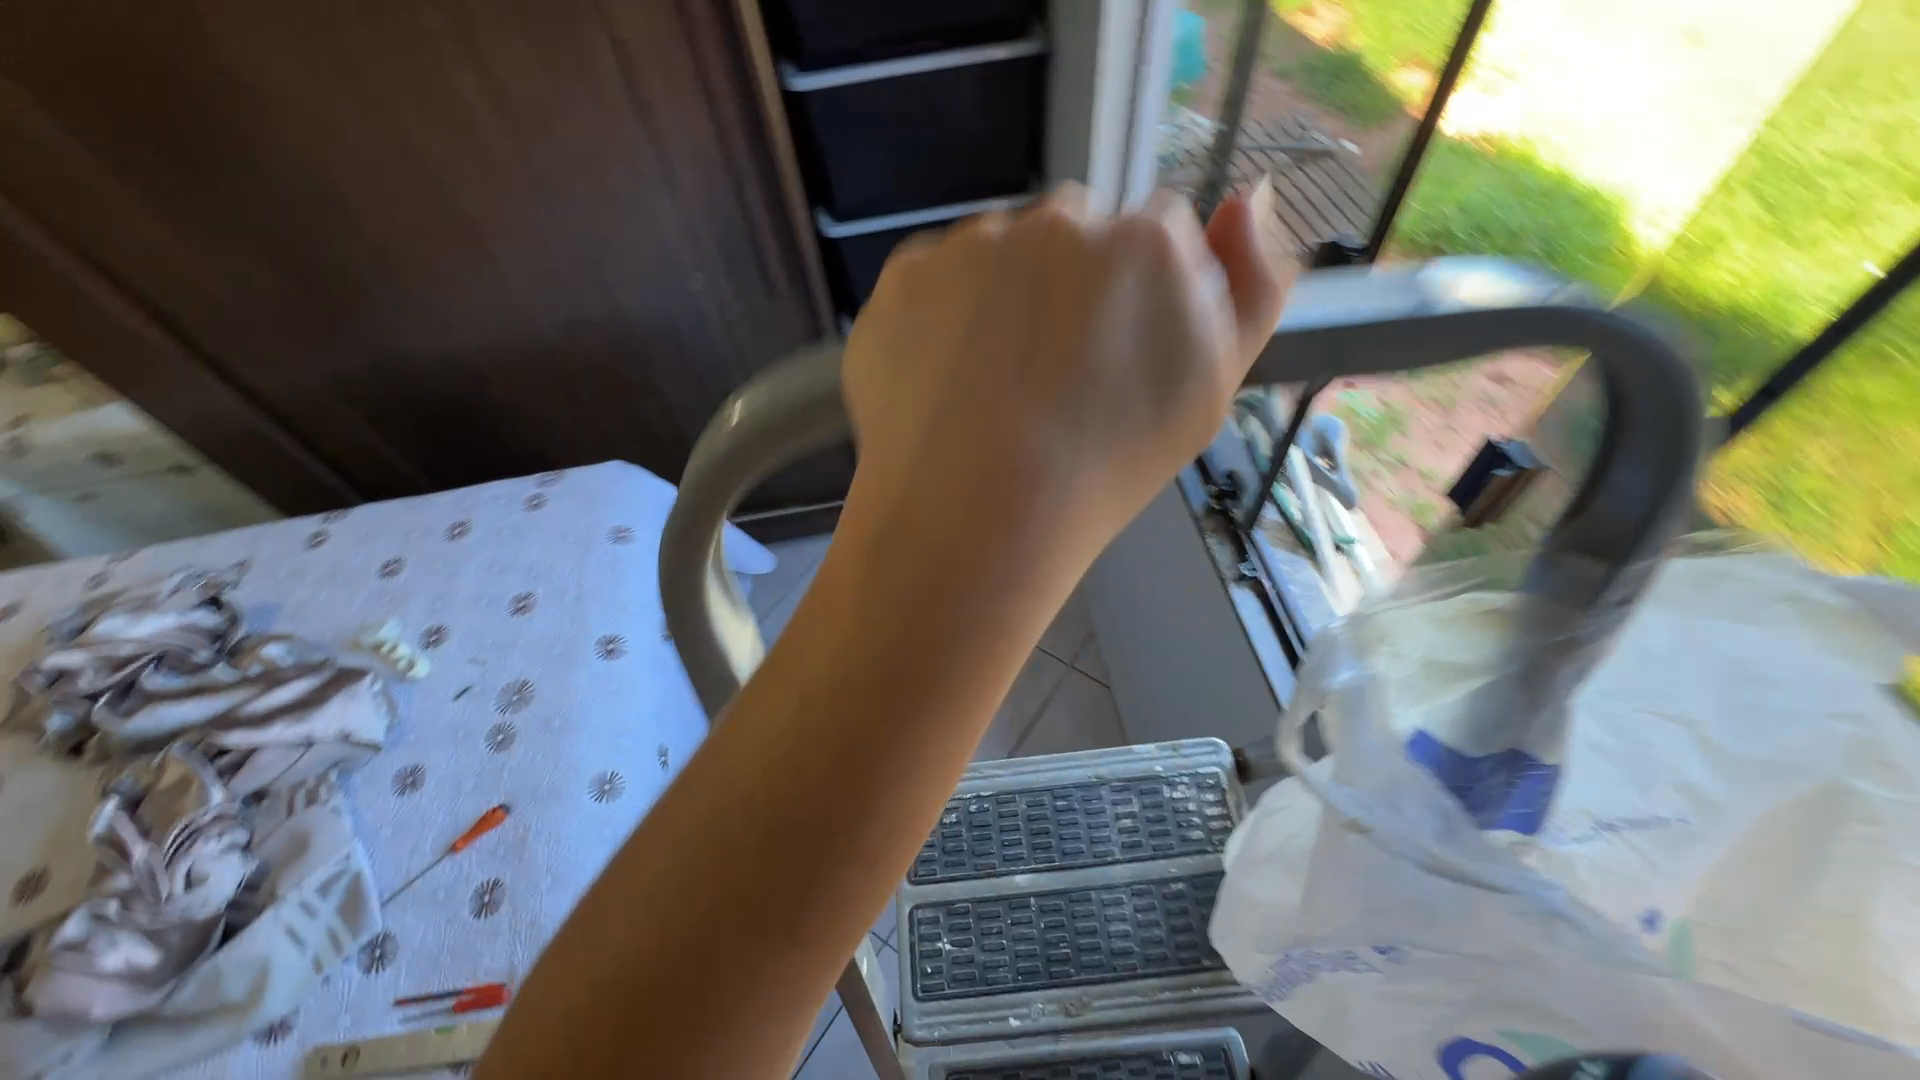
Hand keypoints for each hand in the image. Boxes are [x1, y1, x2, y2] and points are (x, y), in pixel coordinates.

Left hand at [841, 182, 1291, 574]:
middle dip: (1070, 283)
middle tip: (1051, 374)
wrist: (982, 511)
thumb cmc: (1109, 462)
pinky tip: (943, 382)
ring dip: (1001, 298)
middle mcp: (1059, 218)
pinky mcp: (905, 273)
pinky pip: (934, 283)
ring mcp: (973, 242)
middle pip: (1073, 233)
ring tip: (992, 386)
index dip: (1138, 296)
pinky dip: (939, 319)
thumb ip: (1249, 285)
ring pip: (998, 255)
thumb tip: (1248, 194)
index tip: (1116, 356)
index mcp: (1147, 238)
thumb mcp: (1213, 387)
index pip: (1154, 234)